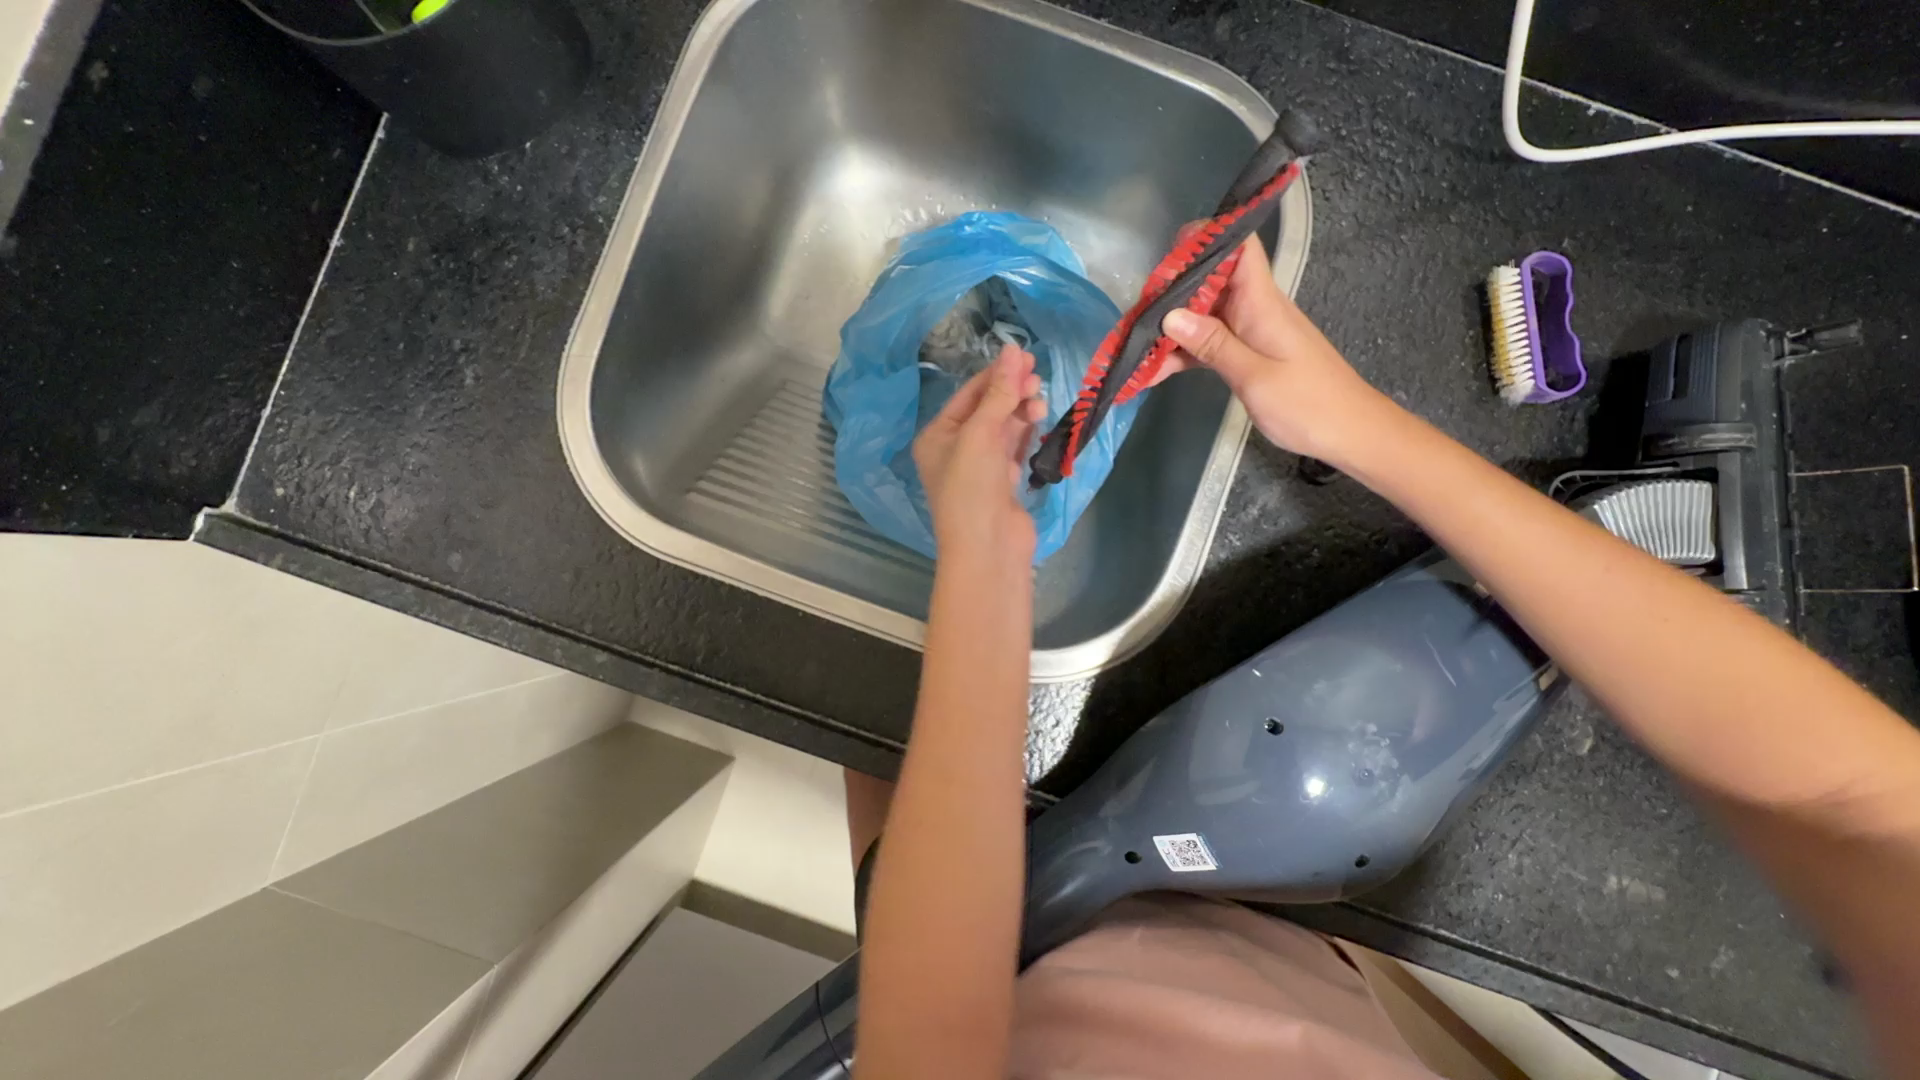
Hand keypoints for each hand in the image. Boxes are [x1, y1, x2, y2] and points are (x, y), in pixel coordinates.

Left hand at [913, 344, 1046, 563]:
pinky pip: (1015, 447)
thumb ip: (999, 394)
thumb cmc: (972, 489)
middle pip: (987, 408)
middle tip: (1038, 378)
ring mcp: (980, 468)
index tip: (1026, 356)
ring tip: (1040, 403)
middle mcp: (955, 449)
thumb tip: (1014, 350)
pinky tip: (1040, 421)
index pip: (968, 395)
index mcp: (937, 436)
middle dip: (1012, 392)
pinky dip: (1027, 432)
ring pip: (1004, 427)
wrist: (988, 549)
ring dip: (1022, 411)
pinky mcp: (1003, 483)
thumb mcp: (981, 436)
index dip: (996, 374)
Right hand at [1149, 233, 1386, 464]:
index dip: (1205, 238)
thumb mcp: (1255, 378)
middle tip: (1135, 317)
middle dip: (1170, 293)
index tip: (1166, 257)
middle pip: (1209, 281)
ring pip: (1202, 315)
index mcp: (1262, 303)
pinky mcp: (1247, 353)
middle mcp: (1254, 308)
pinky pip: (1208, 343)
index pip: (1238, 247)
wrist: (1351, 432)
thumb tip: (1170, 316)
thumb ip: (1213, 345)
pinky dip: (1182, 354)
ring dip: (1170, 330)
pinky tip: (1152, 372)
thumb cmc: (1309, 405)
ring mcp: (1249, 330)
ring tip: (1134, 350)